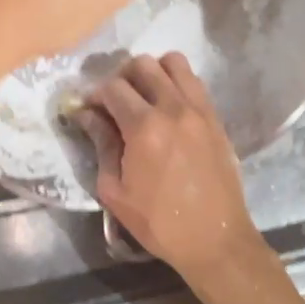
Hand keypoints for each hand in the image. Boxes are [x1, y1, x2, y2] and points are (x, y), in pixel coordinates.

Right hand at [82, 54, 267, 288]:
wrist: (215, 241)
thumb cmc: (159, 222)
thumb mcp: (115, 191)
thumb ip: (102, 146)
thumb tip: (89, 116)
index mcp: (144, 128)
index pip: (112, 87)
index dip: (95, 94)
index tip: (89, 109)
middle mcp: (173, 108)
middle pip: (142, 64)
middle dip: (122, 76)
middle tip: (116, 101)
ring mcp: (199, 110)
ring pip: (173, 62)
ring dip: (153, 72)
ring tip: (145, 96)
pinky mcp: (215, 118)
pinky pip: (194, 81)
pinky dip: (176, 84)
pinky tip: (168, 109)